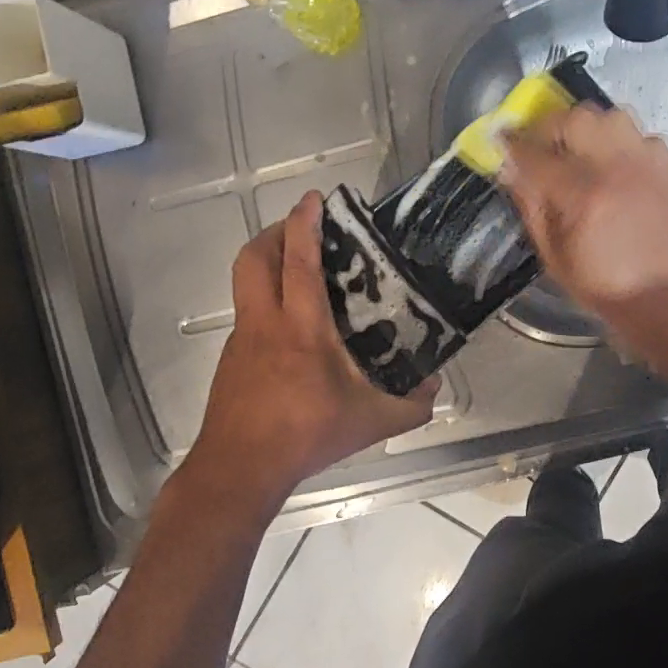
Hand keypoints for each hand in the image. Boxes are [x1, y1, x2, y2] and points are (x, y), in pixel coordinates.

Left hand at [180, 191, 435, 523]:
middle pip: (254, 257)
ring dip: (268, 262)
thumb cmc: (307, 436)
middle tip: (304, 227)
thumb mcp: (373, 423)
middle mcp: (266, 322)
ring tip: (302, 269)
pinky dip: (267, 300)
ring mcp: (243, 339)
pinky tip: (294, 327)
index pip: (298, 261)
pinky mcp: (232, 359)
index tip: (313, 198)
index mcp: (302, 328)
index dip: (303, 224)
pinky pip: (248, 313)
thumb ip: (412, 403)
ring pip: (246, 282)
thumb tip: (434, 384)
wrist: (239, 469)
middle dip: (276, 231)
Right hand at [500, 105, 667, 353]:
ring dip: (590, 127)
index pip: (536, 155)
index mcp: (582, 195)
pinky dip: (625, 142)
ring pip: (612, 116)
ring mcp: (645, 165)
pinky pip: (642, 136)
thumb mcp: (554, 258)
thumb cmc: (605, 287)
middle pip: (576, 118)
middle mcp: (615, 169)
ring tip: (581, 149)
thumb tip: (512, 171)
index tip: (501, 142)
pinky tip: (618, 165)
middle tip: (543, 148)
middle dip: (552, 128)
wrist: (666, 299)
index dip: (513, 145)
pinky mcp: (666, 170)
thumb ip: (532, 208)